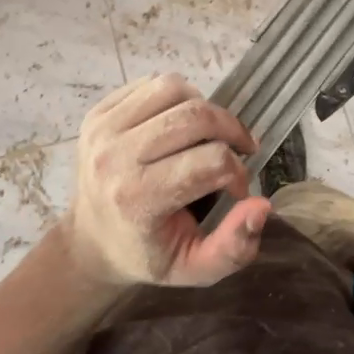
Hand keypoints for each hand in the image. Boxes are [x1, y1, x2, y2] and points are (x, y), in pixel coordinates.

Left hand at [64, 73, 272, 287]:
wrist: (91, 241)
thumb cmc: (147, 254)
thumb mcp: (194, 269)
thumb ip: (234, 248)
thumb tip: (262, 206)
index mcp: (138, 199)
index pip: (210, 161)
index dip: (237, 172)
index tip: (237, 189)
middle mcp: (116, 157)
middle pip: (195, 117)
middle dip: (231, 129)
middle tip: (239, 149)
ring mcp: (103, 129)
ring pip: (174, 88)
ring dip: (204, 107)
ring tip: (208, 134)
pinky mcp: (97, 112)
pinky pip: (152, 83)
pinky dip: (177, 98)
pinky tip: (179, 126)